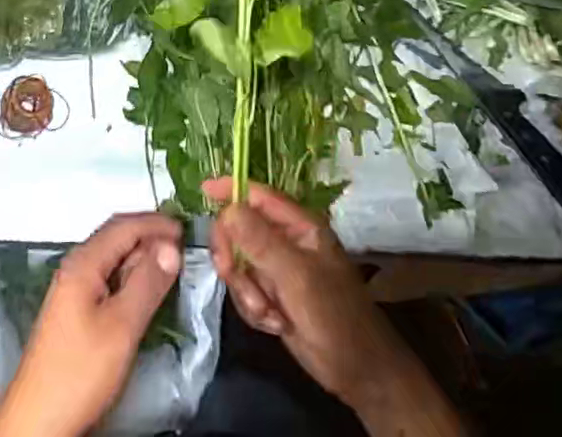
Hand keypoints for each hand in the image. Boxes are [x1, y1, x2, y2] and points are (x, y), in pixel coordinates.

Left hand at [0, 213, 182, 436]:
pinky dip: (130, 274)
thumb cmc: (80, 370)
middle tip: (181, 243)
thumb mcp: (121, 326)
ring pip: (112, 258)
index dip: (154, 223)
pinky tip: (144, 288)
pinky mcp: (75, 309)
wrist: (38, 417)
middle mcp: (75, 267)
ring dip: (140, 254)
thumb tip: (171, 247)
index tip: (185, 229)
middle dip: (148, 234)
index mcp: (83, 263)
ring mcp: (73, 288)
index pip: (122, 226)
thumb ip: (146, 284)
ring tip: (170, 263)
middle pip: (115, 237)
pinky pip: (107, 277)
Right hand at [203, 178, 425, 426]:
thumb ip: (261, 242)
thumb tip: (228, 208)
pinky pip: (243, 289)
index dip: (230, 189)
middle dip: (233, 256)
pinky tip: (274, 324)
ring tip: (268, 312)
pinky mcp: (271, 294)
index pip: (258, 195)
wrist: (358, 373)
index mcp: (299, 226)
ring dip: (245, 290)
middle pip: (238, 229)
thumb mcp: (296, 277)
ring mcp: (277, 268)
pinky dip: (252, 308)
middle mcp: (285, 241)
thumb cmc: (335, 317)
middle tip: (231, 274)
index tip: (202, 191)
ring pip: (237, 263)